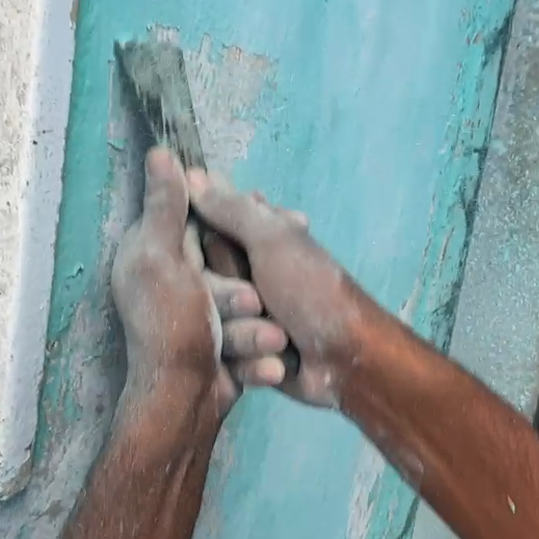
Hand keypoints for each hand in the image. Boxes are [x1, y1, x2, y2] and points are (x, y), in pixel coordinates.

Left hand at [110, 149, 287, 423]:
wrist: (188, 404)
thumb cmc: (172, 326)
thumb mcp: (162, 259)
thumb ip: (165, 208)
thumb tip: (159, 152)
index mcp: (155, 256)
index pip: (197, 225)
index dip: (228, 226)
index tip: (262, 223)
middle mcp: (177, 282)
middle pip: (231, 267)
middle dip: (245, 292)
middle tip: (253, 303)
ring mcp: (205, 318)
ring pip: (248, 306)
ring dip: (254, 328)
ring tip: (264, 343)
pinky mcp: (227, 347)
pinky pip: (252, 340)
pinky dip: (256, 355)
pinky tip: (264, 366)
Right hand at [186, 169, 378, 407]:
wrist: (346, 359)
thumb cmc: (311, 291)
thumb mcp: (274, 241)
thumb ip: (232, 210)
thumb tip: (192, 174)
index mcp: (253, 239)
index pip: (201, 230)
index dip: (197, 245)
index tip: (209, 256)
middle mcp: (242, 273)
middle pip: (198, 280)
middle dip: (225, 296)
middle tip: (257, 303)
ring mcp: (240, 315)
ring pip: (208, 321)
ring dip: (242, 333)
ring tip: (276, 338)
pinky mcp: (242, 353)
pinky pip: (222, 356)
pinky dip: (249, 360)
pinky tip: (272, 364)